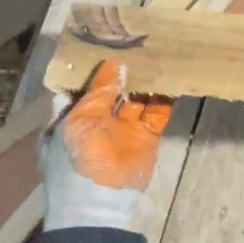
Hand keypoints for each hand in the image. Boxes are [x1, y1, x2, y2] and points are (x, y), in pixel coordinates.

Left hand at [41, 59, 172, 232]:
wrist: (101, 199)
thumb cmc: (78, 157)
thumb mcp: (79, 119)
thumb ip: (99, 90)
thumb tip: (114, 64)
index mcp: (69, 121)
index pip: (79, 90)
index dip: (91, 70)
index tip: (106, 44)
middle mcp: (95, 123)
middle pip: (111, 92)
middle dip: (123, 72)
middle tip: (140, 43)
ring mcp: (122, 129)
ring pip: (136, 98)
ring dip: (146, 80)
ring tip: (160, 53)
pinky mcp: (146, 135)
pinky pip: (157, 110)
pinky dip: (165, 95)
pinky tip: (174, 75)